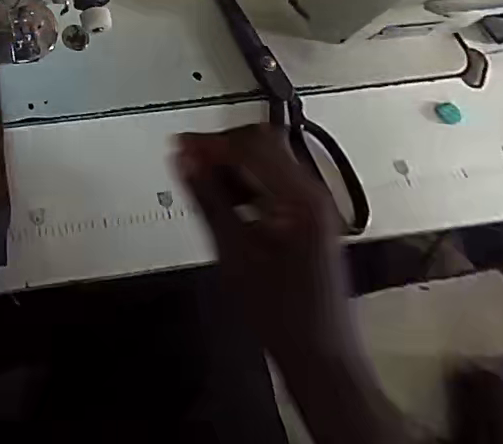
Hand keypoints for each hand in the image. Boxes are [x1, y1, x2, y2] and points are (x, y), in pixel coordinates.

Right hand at [176, 127, 424, 443]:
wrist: (321, 358)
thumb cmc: (284, 316)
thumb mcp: (234, 254)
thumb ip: (207, 200)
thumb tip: (184, 161)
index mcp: (299, 197)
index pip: (250, 145)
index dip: (210, 143)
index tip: (181, 144)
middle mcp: (312, 192)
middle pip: (262, 142)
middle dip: (222, 145)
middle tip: (189, 155)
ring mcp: (313, 204)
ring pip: (268, 157)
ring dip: (233, 160)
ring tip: (202, 176)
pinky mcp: (309, 216)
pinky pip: (274, 178)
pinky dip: (246, 178)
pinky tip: (226, 197)